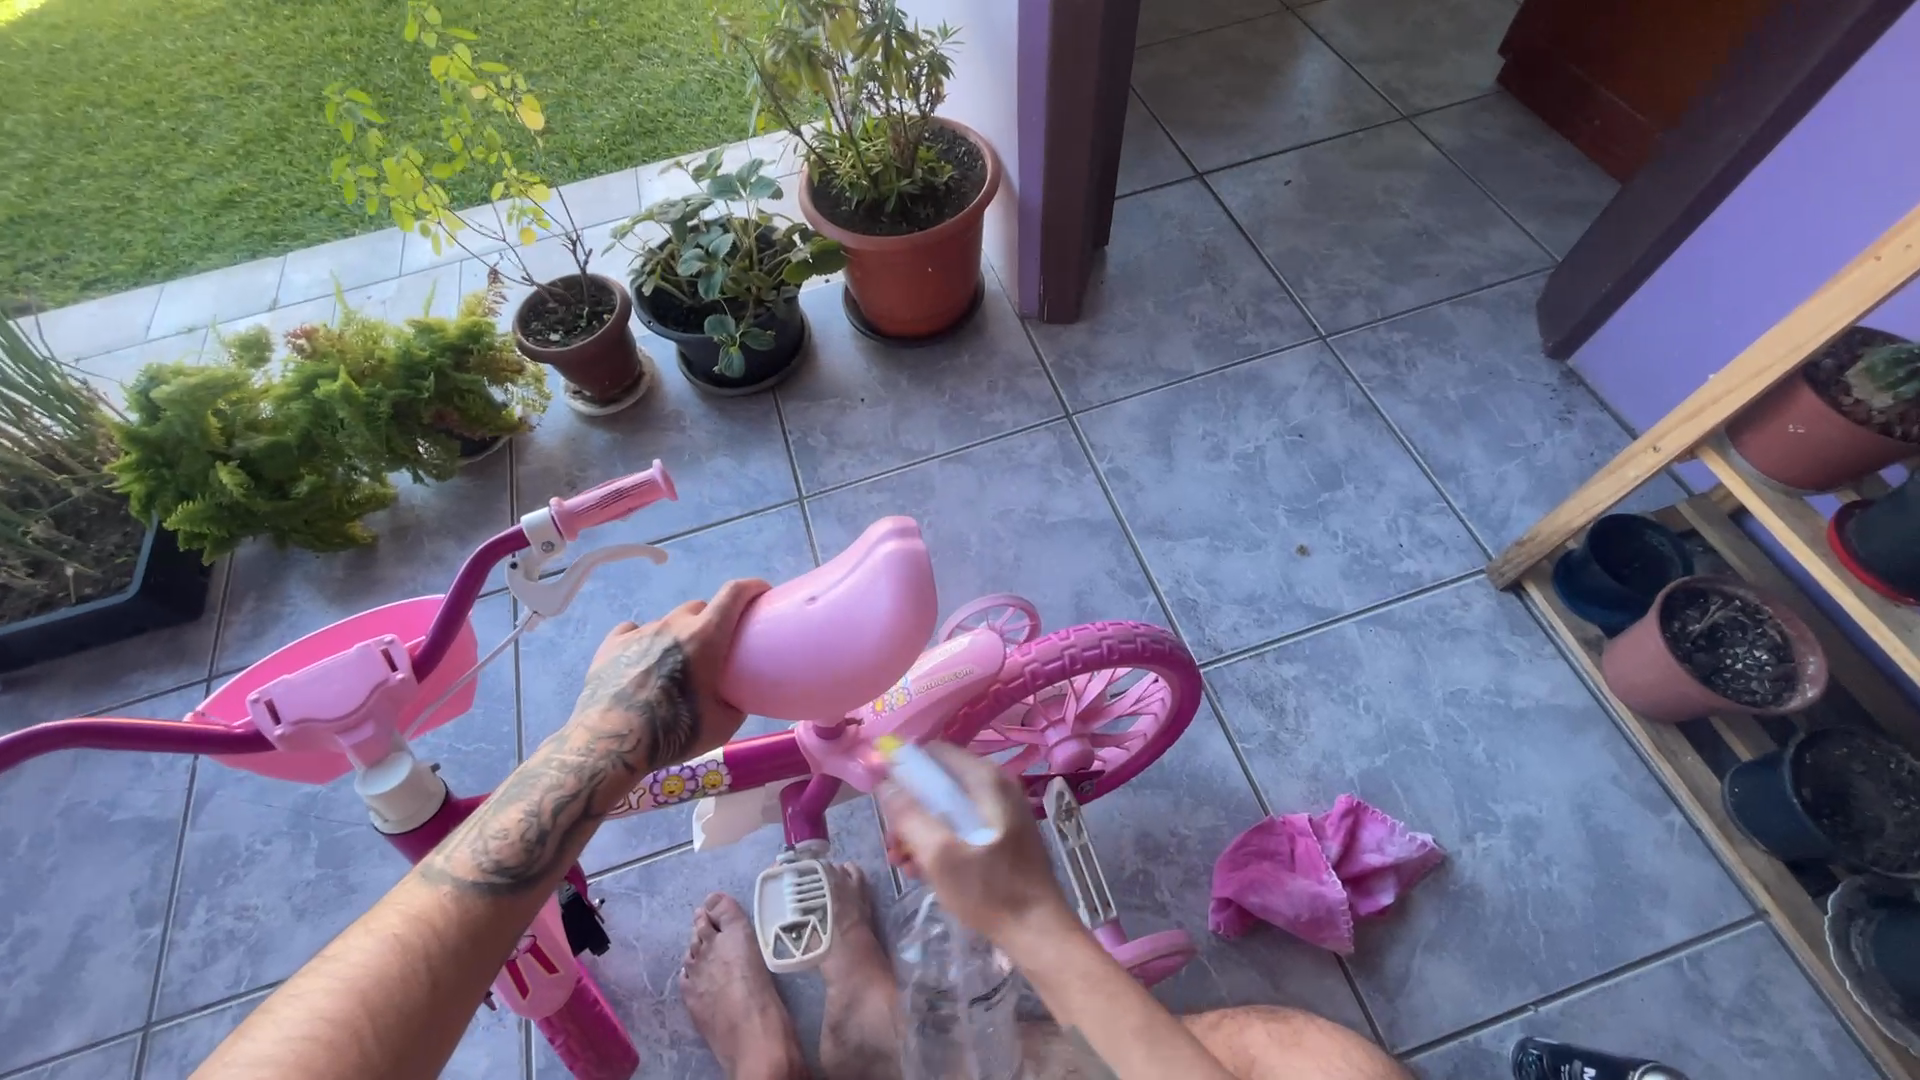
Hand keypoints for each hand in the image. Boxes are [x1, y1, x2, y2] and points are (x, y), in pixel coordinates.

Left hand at [566, 577, 769, 811]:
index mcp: (706, 636)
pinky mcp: (611, 645)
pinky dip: (643, 642)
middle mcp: (673, 625)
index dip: (752, 586)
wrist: (611, 744)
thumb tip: (735, 699)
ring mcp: (640, 632)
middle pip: (699, 608)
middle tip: (713, 647)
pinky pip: (633, 631)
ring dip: (677, 636)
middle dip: (711, 620)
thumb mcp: (723, 725)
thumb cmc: (674, 732)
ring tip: (673, 664)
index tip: (761, 591)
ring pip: (667, 623)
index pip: (734, 593)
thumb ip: (735, 703)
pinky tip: (641, 661)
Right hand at [879, 742, 1076, 945]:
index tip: (884, 799)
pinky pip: (962, 825)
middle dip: (910, 809)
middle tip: (893, 842)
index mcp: (985, 779)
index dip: (904, 770)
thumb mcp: (939, 854)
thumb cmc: (989, 890)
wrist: (1038, 931)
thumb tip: (885, 783)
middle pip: (939, 782)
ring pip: (948, 806)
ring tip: (903, 863)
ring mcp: (1002, 809)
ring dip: (921, 830)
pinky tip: (925, 870)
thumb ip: (908, 815)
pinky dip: (941, 841)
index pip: (934, 752)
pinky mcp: (1003, 833)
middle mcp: (996, 785)